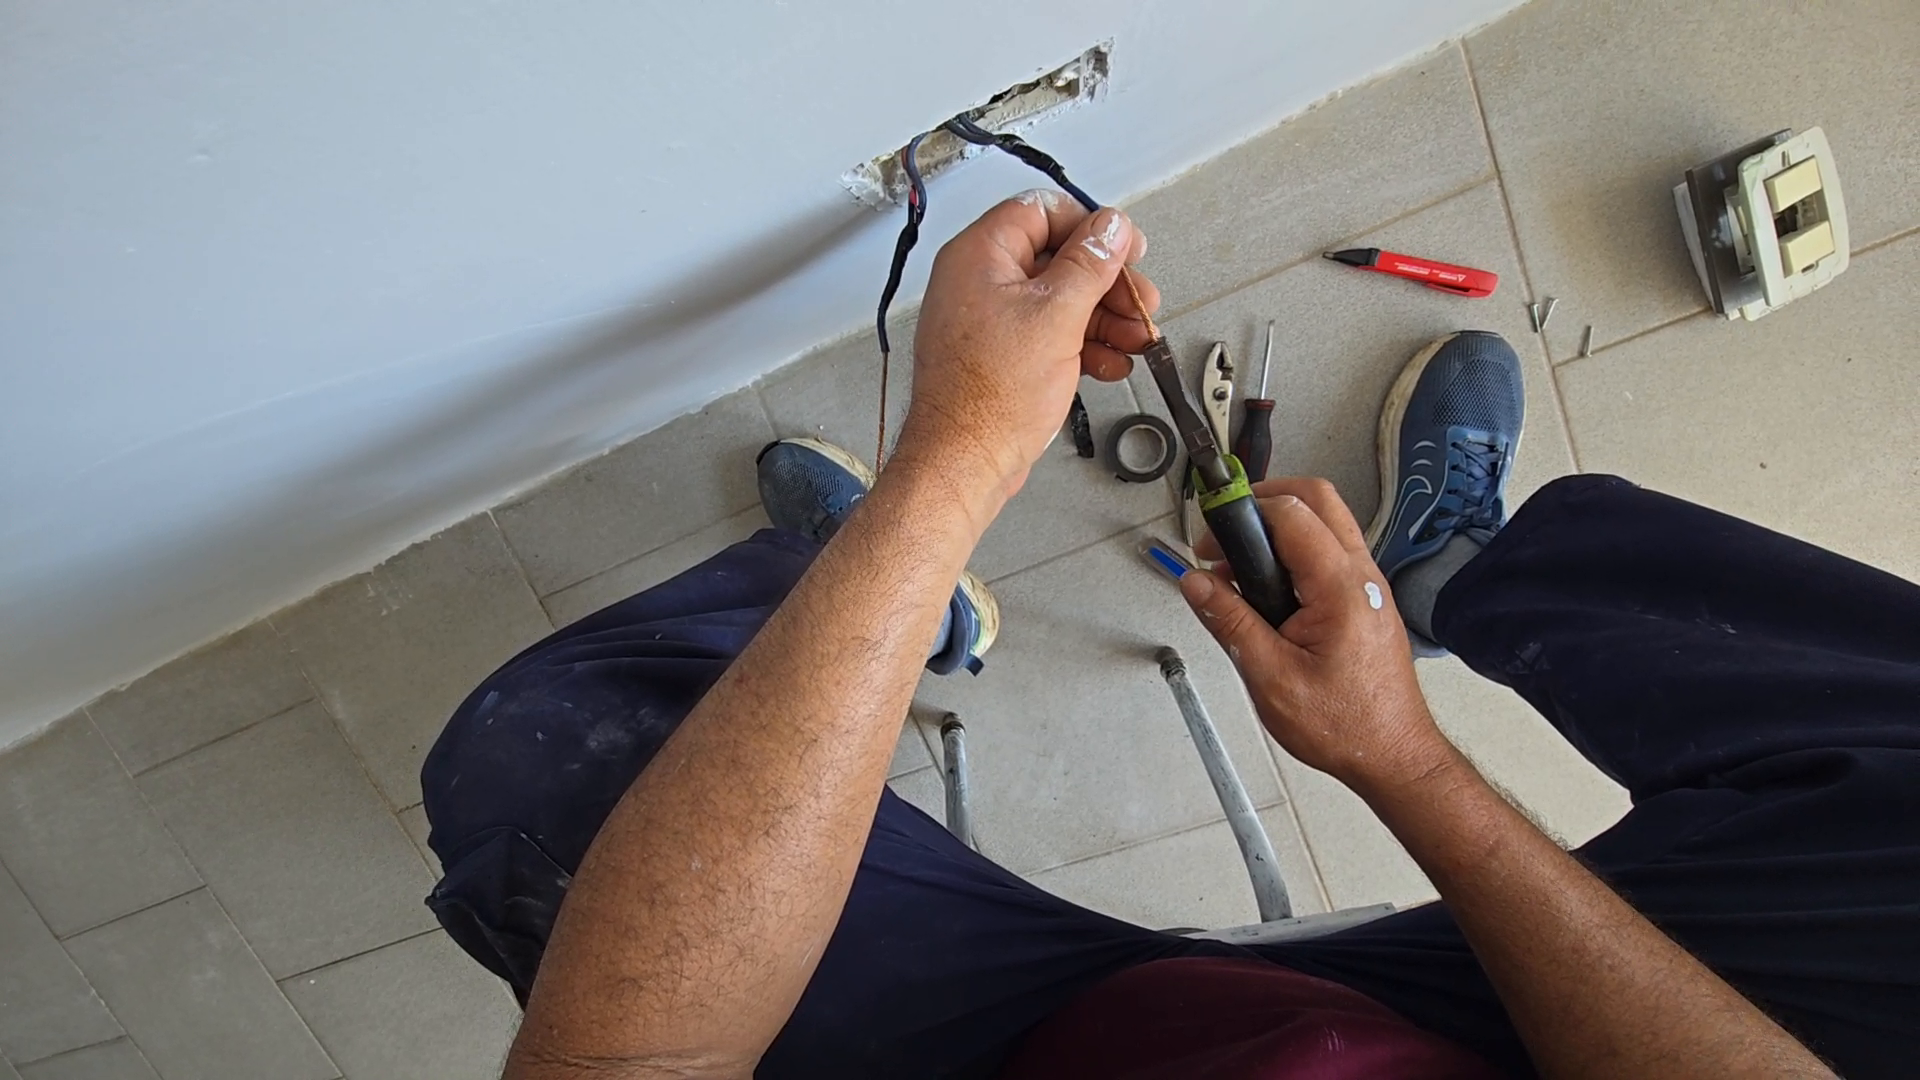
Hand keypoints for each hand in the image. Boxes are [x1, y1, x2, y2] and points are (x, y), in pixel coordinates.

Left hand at [895, 190, 1156, 499]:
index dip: (1090, 226)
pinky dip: (1081, 347)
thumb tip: (1112, 226)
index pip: (1042, 213)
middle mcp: (979, 283)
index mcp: (980, 256)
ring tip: (1138, 340)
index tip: (1126, 249)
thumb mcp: (1057, 315)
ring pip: (1056, 303)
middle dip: (1107, 285)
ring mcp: (989, 323)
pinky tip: (1111, 364)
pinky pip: (1046, 337)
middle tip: (1141, 304)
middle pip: (1056, 261)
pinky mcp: (999, 358)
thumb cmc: (992, 396)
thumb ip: (1089, 264)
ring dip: (1103, 320)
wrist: (965, 461)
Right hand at [1179, 477, 1450, 790]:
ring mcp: (1366, 585)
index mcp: (1340, 589)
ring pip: (1323, 521)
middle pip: (1316, 498)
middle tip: (1225, 531)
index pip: (1291, 514)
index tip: (1210, 530)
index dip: (1242, 513)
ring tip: (1236, 565)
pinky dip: (1291, 550)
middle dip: (1263, 500)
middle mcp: (1360, 577)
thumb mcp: (1269, 676)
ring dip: (1277, 525)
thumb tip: (1195, 583)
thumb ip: (1229, 622)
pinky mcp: (1363, 598)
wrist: (1392, 756)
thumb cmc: (1344, 725)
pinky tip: (1263, 587)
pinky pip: (1327, 550)